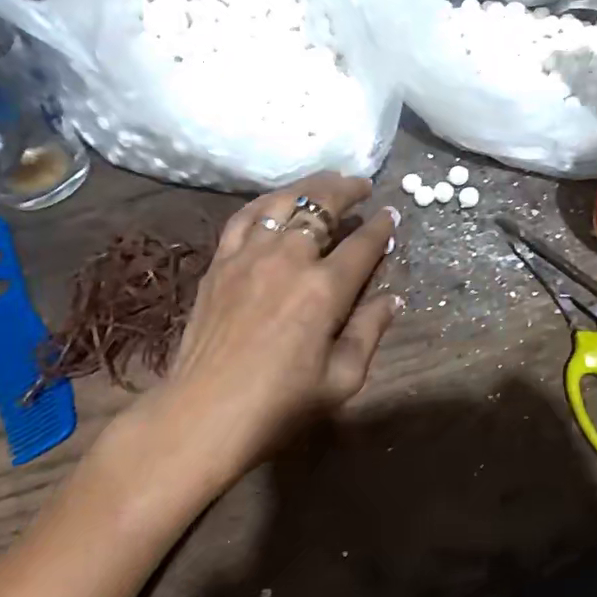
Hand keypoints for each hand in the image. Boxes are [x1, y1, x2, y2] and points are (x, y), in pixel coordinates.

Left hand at [121, 173, 400, 496]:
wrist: (205, 413)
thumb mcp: (342, 378)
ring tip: (325, 183)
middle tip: (362, 186)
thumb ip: (369, 332)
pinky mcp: (219, 263)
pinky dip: (265, 203)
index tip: (391, 215)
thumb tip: (391, 299)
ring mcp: (248, 256)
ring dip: (308, 188)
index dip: (381, 227)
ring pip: (281, 203)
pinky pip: (243, 218)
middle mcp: (288, 260)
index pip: (362, 245)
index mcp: (324, 290)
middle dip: (346, 190)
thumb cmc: (280, 404)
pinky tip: (274, 202)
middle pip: (320, 207)